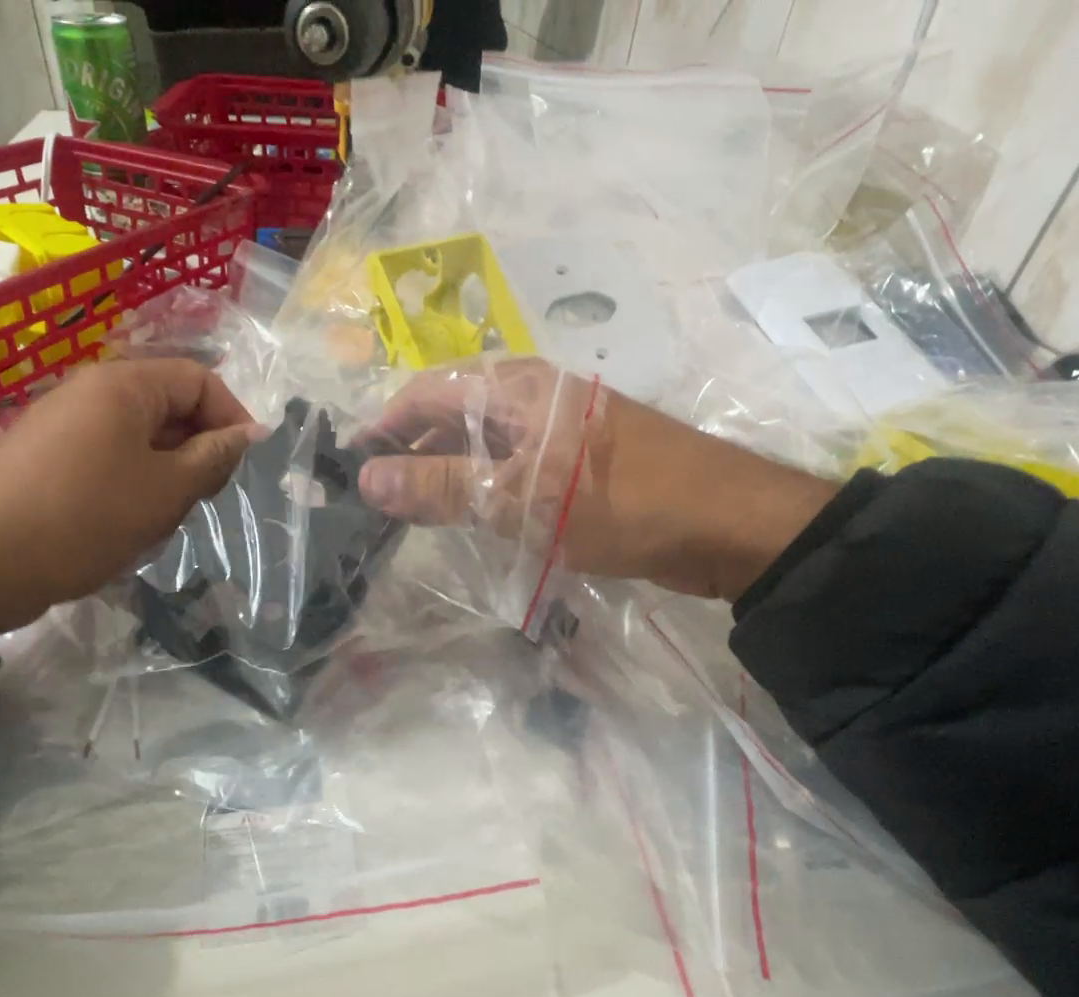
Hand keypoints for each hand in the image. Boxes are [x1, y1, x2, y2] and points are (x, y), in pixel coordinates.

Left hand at [0, 358, 260, 629]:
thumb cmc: (87, 515)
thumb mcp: (166, 489)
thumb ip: (214, 457)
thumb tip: (250, 432)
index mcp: (124, 384)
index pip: (199, 379)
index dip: (232, 417)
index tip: (244, 465)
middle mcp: (93, 391)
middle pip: (170, 406)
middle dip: (198, 451)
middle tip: (203, 500)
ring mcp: (67, 424)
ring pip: (142, 439)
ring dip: (166, 475)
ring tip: (162, 519)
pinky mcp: (50, 457)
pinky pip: (110, 458)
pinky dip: (133, 486)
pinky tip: (129, 525)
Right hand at [355, 358, 837, 600]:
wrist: (729, 526)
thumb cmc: (623, 502)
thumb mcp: (521, 497)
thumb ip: (442, 487)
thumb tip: (367, 480)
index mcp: (517, 387)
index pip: (426, 393)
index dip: (383, 426)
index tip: (348, 465)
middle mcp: (534, 398)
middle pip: (453, 415)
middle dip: (410, 451)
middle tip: (374, 498)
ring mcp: (559, 431)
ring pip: (484, 445)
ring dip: (446, 473)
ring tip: (410, 513)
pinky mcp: (579, 466)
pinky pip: (514, 469)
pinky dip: (484, 490)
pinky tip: (470, 520)